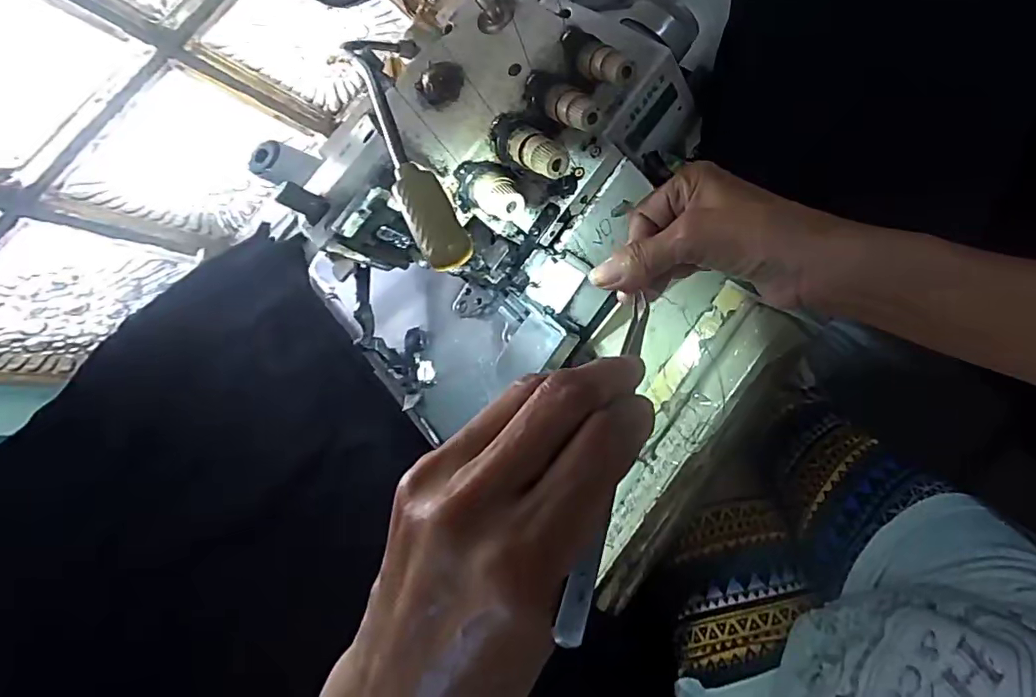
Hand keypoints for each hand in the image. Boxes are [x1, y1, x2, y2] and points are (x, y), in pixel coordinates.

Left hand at [322, 356, 653, 696]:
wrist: (390, 688)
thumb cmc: (489, 664)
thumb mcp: (554, 605)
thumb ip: (582, 520)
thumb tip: (611, 443)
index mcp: (521, 559)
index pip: (593, 451)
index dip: (628, 418)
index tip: (645, 408)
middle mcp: (474, 506)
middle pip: (553, 404)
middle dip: (601, 378)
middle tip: (629, 370)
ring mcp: (436, 481)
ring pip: (517, 397)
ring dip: (565, 381)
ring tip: (595, 381)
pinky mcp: (416, 471)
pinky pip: (486, 418)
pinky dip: (527, 405)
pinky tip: (547, 409)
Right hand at [587, 162, 850, 310]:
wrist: (814, 264)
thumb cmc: (752, 236)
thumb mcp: (693, 239)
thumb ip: (645, 257)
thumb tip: (596, 278)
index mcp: (688, 181)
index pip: (643, 215)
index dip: (632, 248)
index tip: (622, 285)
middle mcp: (697, 199)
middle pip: (653, 232)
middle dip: (640, 262)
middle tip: (628, 299)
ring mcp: (712, 226)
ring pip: (667, 249)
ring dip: (653, 272)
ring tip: (640, 301)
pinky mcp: (723, 251)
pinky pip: (686, 261)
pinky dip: (671, 275)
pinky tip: (661, 292)